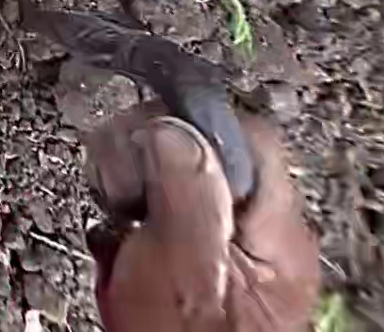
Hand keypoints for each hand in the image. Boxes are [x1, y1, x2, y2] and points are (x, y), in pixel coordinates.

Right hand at [87, 107, 319, 331]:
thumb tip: (172, 124)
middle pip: (191, 136)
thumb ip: (182, 190)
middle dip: (138, 146)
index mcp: (268, 224)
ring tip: (116, 208)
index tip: (141, 135)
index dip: (186, 119)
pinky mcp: (183, 229)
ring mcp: (216, 224)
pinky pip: (145, 181)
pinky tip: (115, 218)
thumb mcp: (182, 262)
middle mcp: (249, 218)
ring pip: (160, 154)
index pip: (242, 132)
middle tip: (121, 185)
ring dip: (121, 168)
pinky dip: (119, 188)